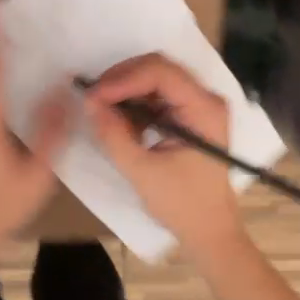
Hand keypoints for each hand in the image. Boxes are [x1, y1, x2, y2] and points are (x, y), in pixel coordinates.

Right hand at [83, 53, 245, 254]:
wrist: (209, 230)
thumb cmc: (183, 205)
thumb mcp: (143, 172)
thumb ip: (114, 135)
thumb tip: (90, 103)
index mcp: (204, 109)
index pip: (161, 73)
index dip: (123, 79)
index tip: (94, 96)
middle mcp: (206, 100)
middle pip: (159, 70)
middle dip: (122, 82)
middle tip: (93, 101)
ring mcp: (199, 108)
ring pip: (155, 82)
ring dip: (127, 95)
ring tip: (105, 117)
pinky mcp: (190, 118)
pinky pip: (159, 100)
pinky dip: (136, 108)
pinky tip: (122, 128)